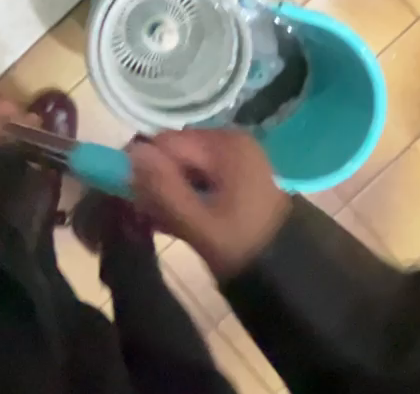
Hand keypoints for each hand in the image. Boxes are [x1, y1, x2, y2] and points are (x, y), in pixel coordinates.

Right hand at [130, 130, 288, 277]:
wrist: (290, 277)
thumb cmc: (243, 247)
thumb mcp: (198, 223)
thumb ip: (162, 187)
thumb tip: (129, 153)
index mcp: (225, 144)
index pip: (166, 142)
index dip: (143, 167)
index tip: (130, 197)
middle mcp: (229, 142)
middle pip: (174, 153)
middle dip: (155, 181)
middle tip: (143, 214)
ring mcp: (235, 159)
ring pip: (184, 167)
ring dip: (166, 191)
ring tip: (156, 221)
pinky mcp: (236, 177)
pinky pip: (198, 177)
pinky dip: (184, 195)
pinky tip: (173, 221)